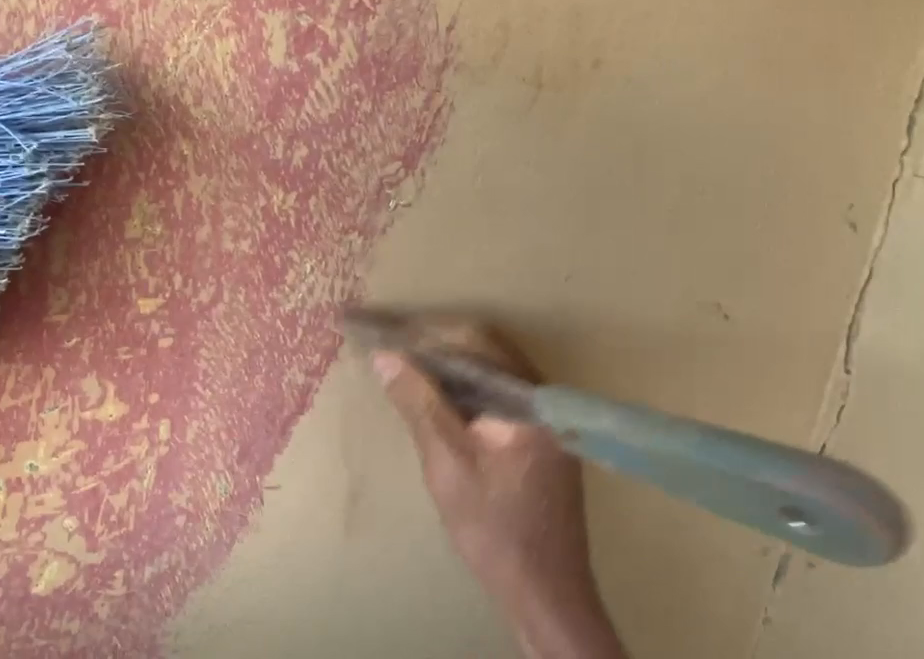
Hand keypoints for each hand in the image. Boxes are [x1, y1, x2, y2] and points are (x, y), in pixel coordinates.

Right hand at [373, 318, 626, 658]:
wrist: (543, 592)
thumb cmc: (494, 527)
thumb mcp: (447, 462)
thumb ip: (419, 403)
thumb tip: (385, 354)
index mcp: (527, 399)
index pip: (471, 340)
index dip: (420, 331)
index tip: (379, 330)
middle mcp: (541, 398)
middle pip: (481, 348)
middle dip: (429, 342)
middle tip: (383, 342)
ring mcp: (541, 417)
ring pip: (484, 369)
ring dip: (441, 363)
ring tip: (397, 362)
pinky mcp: (534, 435)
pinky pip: (491, 392)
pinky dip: (457, 386)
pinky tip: (428, 395)